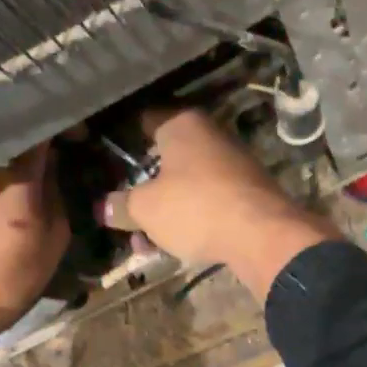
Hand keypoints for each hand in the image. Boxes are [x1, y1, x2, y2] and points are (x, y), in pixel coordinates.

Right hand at [100, 109, 337, 299]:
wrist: (262, 235)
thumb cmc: (195, 207)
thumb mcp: (145, 209)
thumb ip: (121, 205)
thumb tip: (104, 208)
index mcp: (181, 124)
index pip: (143, 119)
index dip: (120, 140)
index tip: (104, 160)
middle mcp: (208, 135)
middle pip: (164, 159)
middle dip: (141, 189)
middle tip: (122, 216)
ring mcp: (231, 163)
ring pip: (184, 185)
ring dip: (162, 212)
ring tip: (144, 244)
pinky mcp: (246, 192)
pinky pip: (206, 201)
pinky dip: (188, 219)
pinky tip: (173, 247)